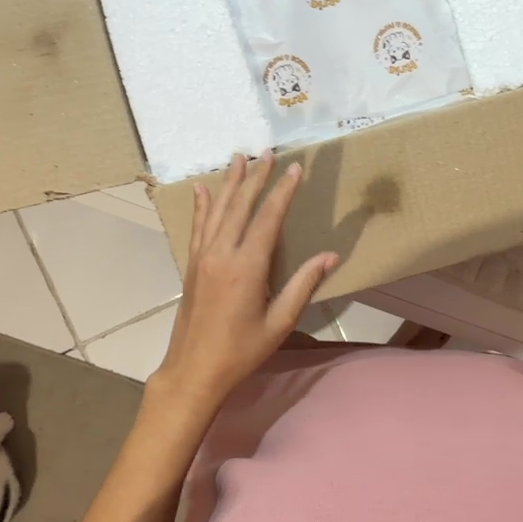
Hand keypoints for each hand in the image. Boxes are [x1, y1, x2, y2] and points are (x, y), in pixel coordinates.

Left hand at [152, 152, 338, 411]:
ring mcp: (202, 258)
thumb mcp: (280, 322)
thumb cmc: (242, 351)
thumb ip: (303, 285)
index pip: (268, 218)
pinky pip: (197, 227)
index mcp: (246, 267)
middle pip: (240, 205)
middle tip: (266, 151)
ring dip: (230, 182)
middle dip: (255, 177)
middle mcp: (221, 254)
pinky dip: (202, 206)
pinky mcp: (191, 266)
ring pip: (217, 210)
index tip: (295, 168)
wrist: (194, 370)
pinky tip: (202, 189)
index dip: (283, 191)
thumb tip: (331, 256)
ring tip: (238, 157)